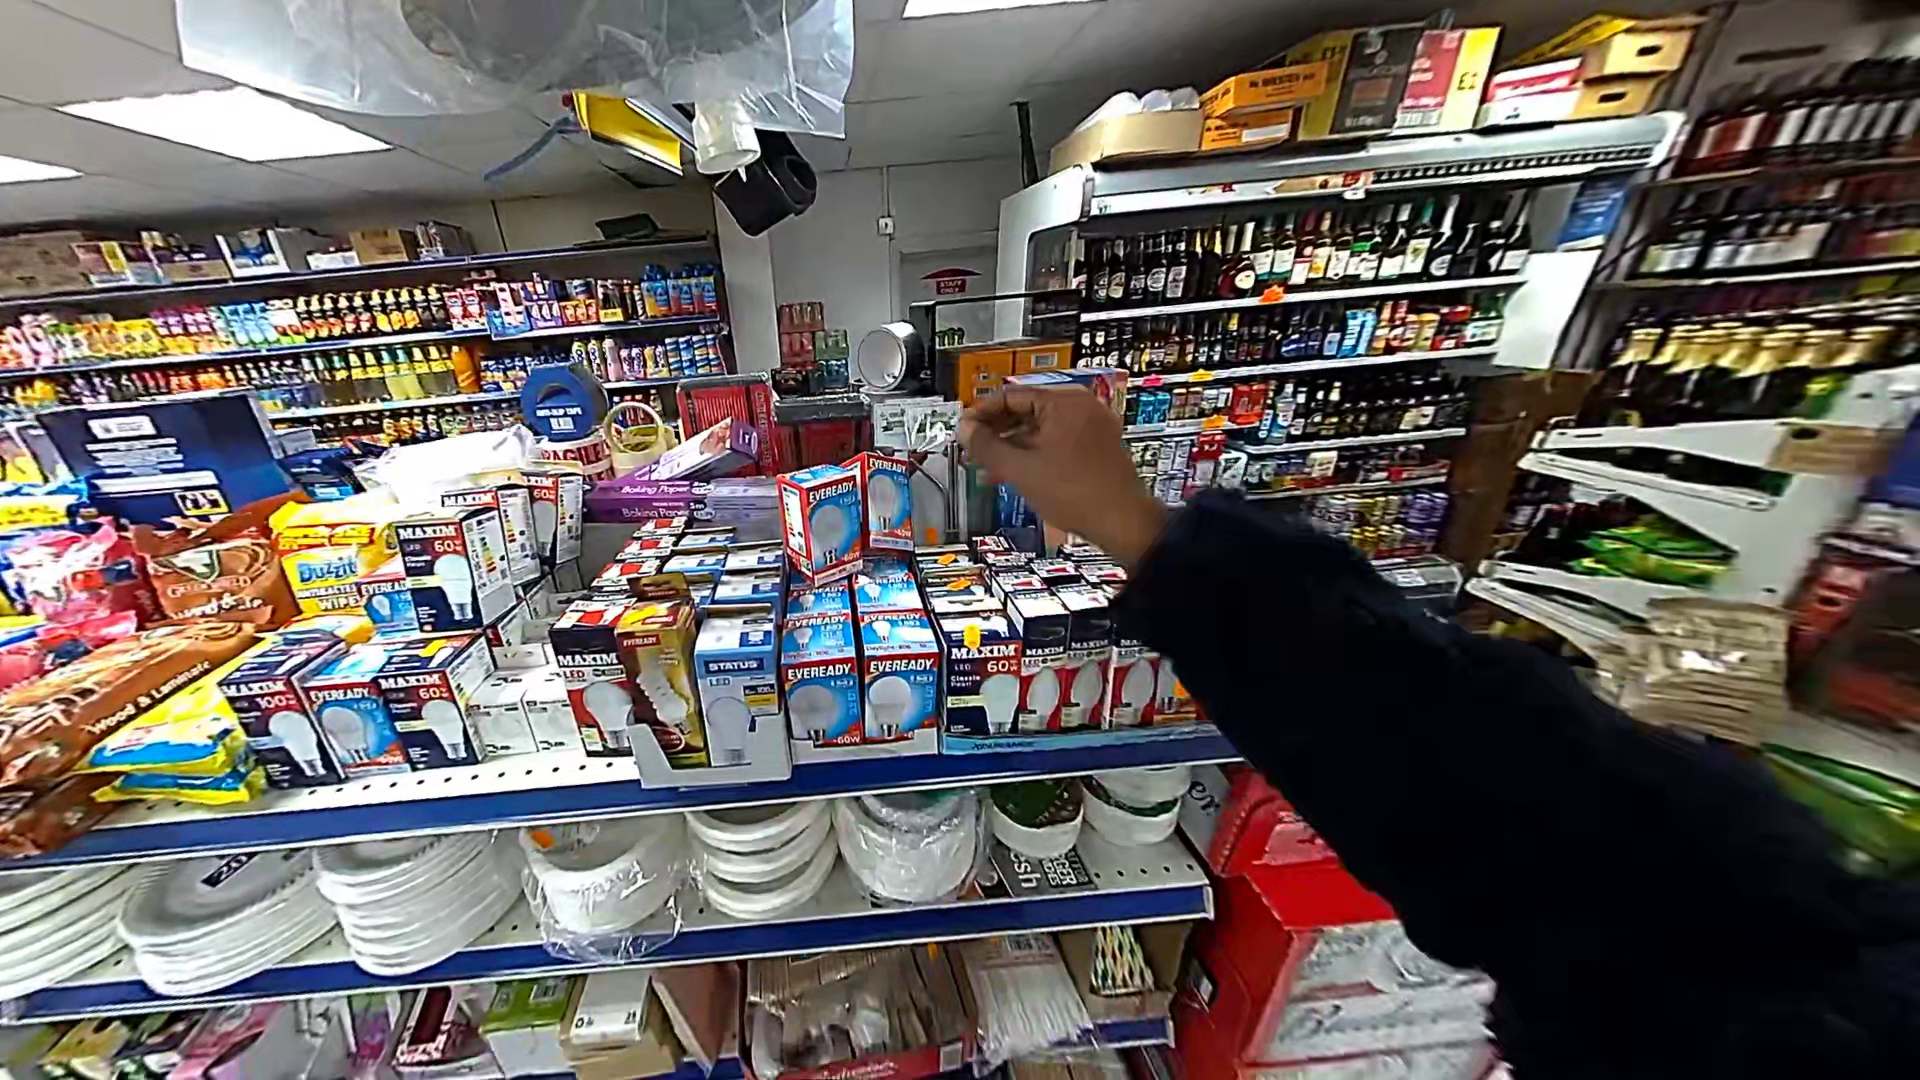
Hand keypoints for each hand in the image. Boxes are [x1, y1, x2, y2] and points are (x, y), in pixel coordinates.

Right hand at [958, 384, 1167, 565]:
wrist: (1122, 522)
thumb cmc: (1076, 493)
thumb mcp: (1020, 470)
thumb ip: (986, 447)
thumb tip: (964, 430)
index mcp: (1064, 402)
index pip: (1011, 395)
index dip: (982, 413)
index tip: (965, 429)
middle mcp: (1081, 406)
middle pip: (1026, 410)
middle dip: (996, 431)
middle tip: (973, 448)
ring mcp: (1092, 426)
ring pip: (1040, 428)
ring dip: (1013, 446)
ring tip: (989, 466)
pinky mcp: (1096, 446)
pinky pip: (1057, 441)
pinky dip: (1034, 453)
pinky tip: (1016, 473)